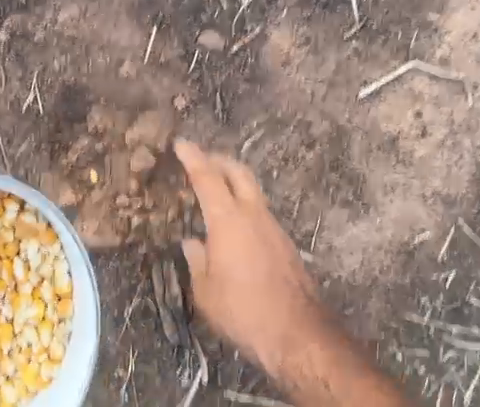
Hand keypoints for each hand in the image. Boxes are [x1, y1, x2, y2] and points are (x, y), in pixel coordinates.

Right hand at [175, 140, 325, 369]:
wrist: (298, 334)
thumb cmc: (242, 311)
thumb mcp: (205, 291)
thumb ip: (197, 261)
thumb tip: (193, 243)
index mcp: (227, 219)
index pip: (206, 177)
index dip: (192, 157)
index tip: (181, 144)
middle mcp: (253, 215)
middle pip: (237, 172)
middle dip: (218, 160)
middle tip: (202, 159)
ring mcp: (274, 228)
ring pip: (253, 192)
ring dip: (234, 184)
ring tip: (217, 193)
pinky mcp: (286, 246)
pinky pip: (261, 214)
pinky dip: (245, 208)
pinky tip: (236, 228)